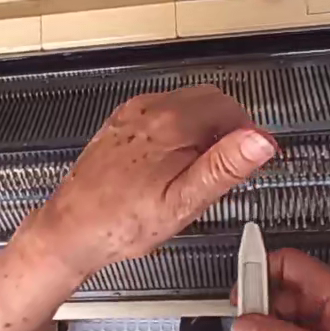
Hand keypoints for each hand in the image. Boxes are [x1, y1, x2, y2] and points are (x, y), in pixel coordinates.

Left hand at [17, 86, 277, 278]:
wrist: (70, 230)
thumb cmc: (121, 223)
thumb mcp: (184, 202)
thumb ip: (224, 166)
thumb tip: (259, 140)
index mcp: (171, 124)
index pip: (230, 107)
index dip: (248, 133)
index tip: (251, 158)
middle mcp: (149, 110)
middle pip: (209, 100)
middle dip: (227, 128)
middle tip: (228, 165)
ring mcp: (132, 115)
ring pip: (185, 105)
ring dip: (203, 128)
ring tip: (199, 169)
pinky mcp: (120, 125)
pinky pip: (161, 114)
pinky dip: (178, 131)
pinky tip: (171, 164)